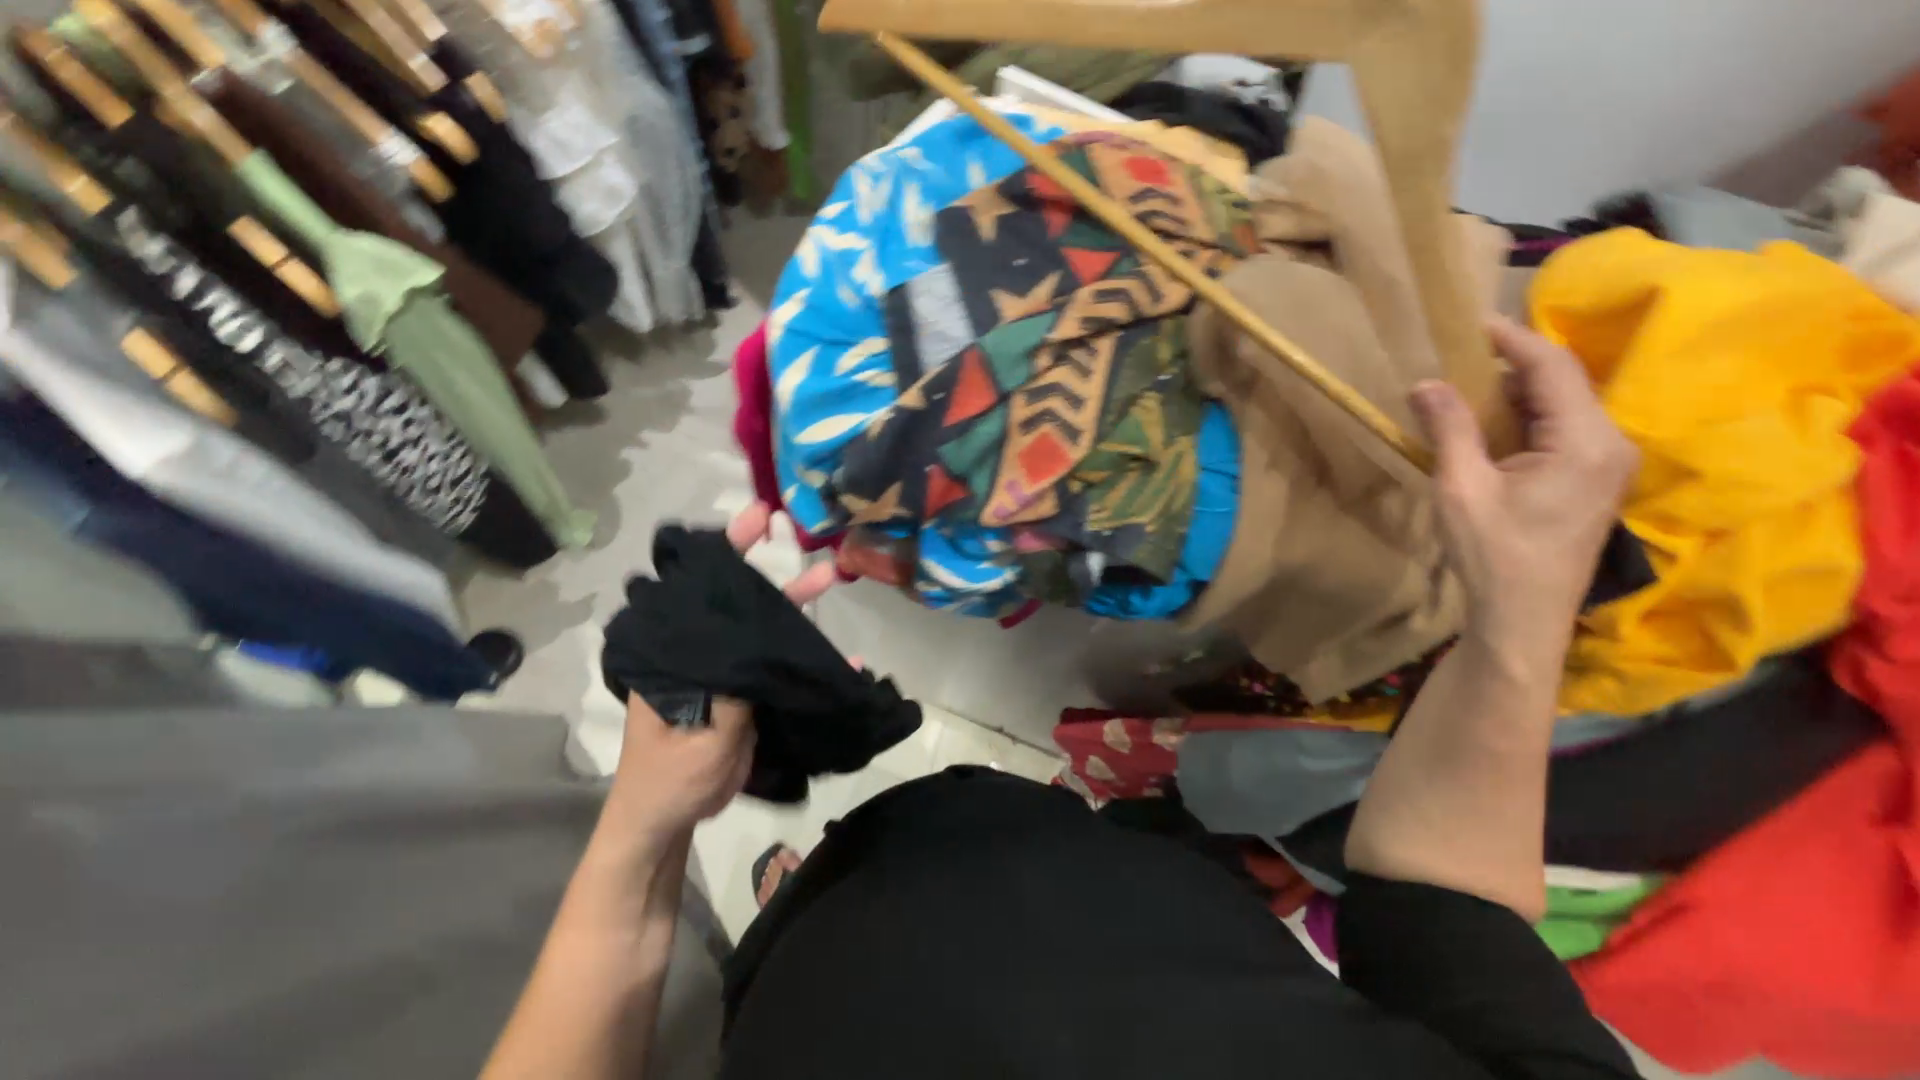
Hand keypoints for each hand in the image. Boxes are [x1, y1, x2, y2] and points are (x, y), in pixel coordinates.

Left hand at [602, 504, 841, 842]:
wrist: (666, 820)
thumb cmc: (668, 778)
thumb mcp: (700, 737)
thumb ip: (732, 695)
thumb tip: (761, 649)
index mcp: (675, 655)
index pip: (700, 592)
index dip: (727, 552)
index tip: (757, 520)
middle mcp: (699, 654)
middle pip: (734, 602)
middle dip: (765, 566)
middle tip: (796, 531)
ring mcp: (724, 675)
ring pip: (762, 630)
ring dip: (794, 607)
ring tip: (831, 577)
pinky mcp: (745, 697)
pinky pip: (778, 668)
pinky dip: (808, 661)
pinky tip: (845, 660)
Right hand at [1409, 317, 1638, 659]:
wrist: (1522, 619)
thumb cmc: (1493, 556)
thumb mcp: (1462, 489)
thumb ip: (1450, 429)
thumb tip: (1426, 382)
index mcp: (1587, 441)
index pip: (1552, 367)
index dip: (1510, 339)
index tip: (1468, 323)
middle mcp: (1612, 443)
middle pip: (1562, 382)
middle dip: (1509, 364)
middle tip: (1456, 357)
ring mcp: (1608, 463)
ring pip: (1563, 405)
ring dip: (1515, 392)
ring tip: (1463, 387)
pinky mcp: (1595, 480)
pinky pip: (1563, 429)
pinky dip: (1526, 417)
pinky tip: (1488, 424)